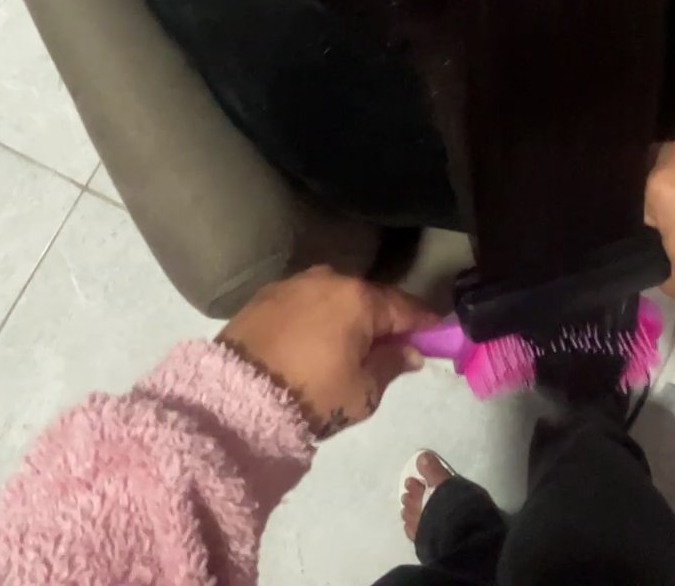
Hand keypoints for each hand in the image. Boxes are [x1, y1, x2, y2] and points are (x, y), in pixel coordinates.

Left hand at [219, 267, 439, 437]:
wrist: (234, 396)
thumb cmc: (310, 394)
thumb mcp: (361, 393)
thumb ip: (392, 366)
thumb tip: (411, 351)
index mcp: (360, 298)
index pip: (405, 307)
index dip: (425, 322)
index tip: (440, 332)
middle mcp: (331, 278)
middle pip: (371, 298)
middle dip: (386, 318)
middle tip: (397, 342)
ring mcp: (296, 282)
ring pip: (337, 296)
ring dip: (350, 315)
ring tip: (355, 341)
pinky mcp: (268, 293)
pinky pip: (308, 301)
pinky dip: (320, 315)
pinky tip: (319, 336)